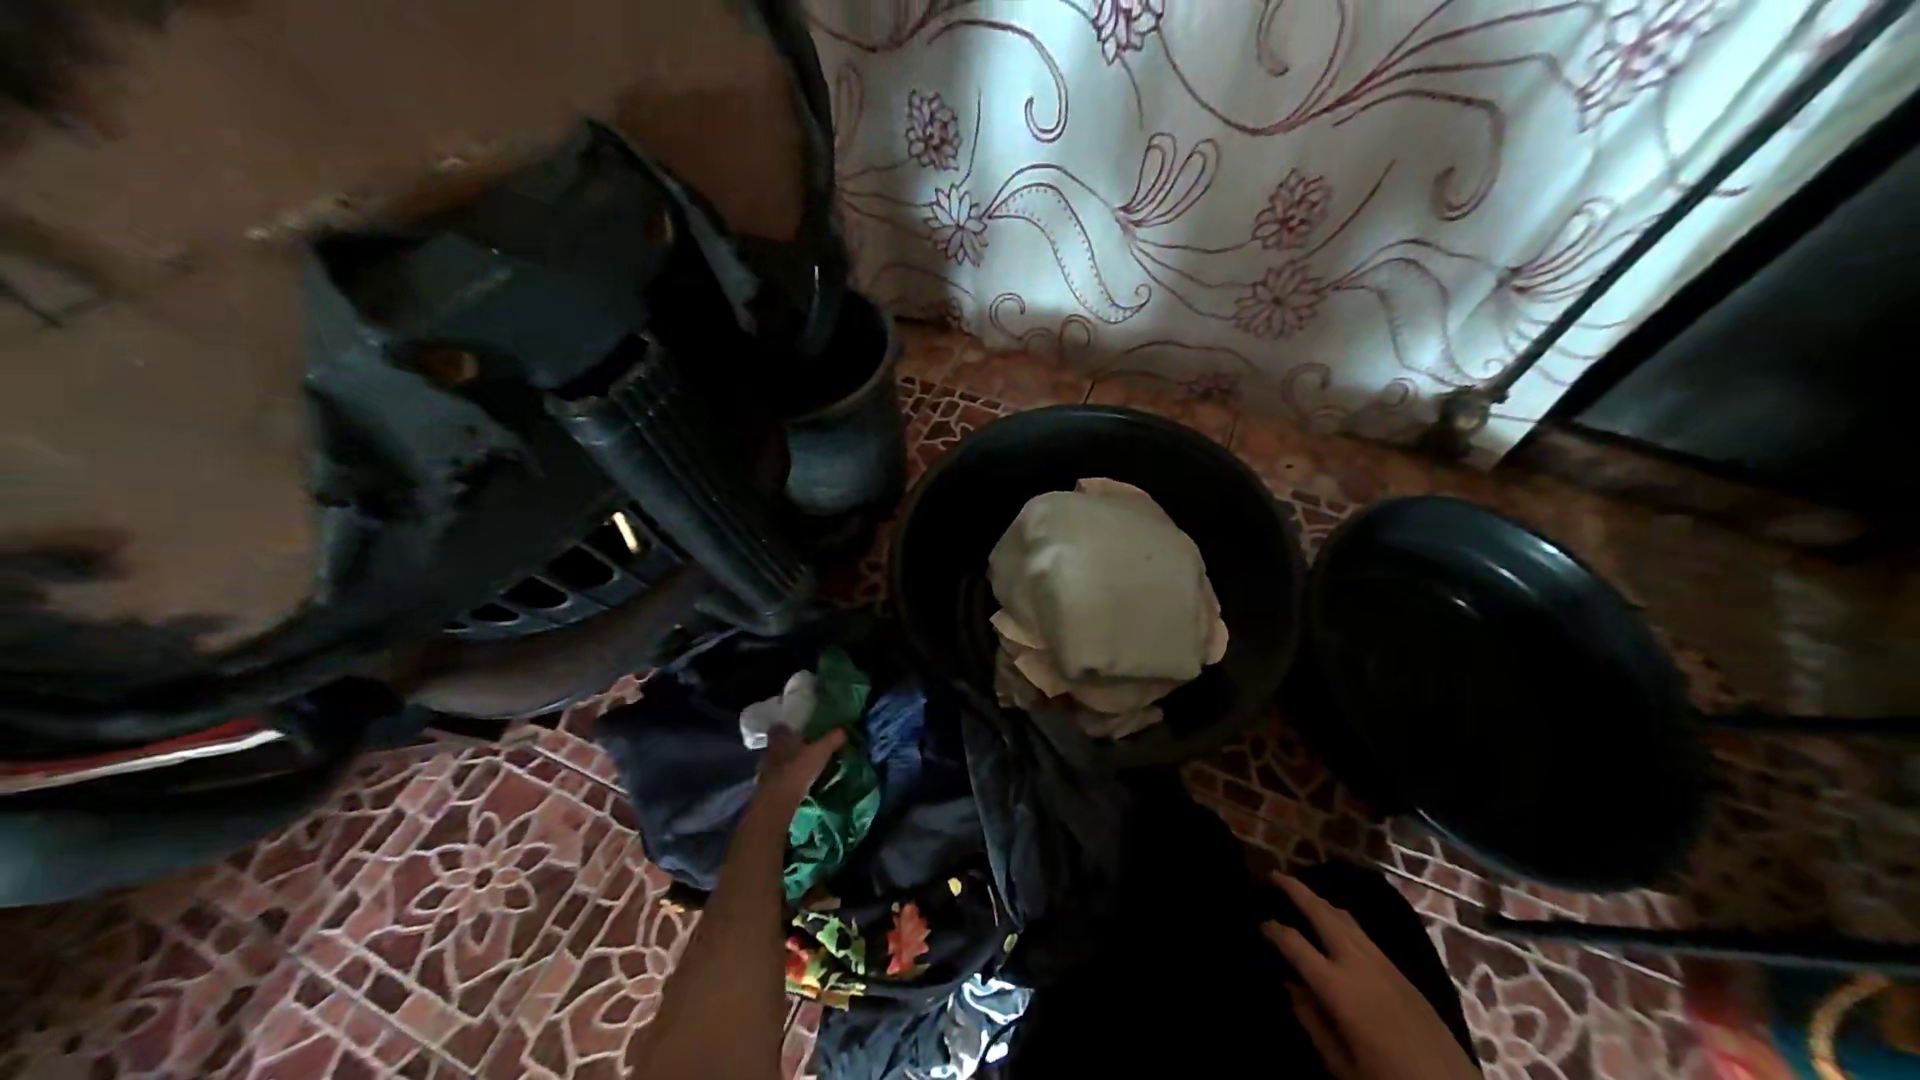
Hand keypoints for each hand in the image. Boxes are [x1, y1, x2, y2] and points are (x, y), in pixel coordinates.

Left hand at [756, 727, 846, 808]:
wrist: (779, 798)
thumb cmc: (799, 767)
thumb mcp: (822, 750)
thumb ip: (834, 738)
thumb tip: (845, 729)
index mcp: (781, 736)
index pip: (782, 726)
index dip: (791, 728)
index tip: (804, 733)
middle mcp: (770, 748)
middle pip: (779, 743)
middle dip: (792, 746)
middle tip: (808, 750)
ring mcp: (766, 767)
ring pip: (778, 760)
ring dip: (789, 763)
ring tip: (805, 768)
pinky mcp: (766, 784)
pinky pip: (778, 776)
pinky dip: (787, 778)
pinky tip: (799, 783)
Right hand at [1263, 873, 1481, 1079]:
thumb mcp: (1341, 1065)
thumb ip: (1312, 1021)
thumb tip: (1292, 986)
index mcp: (1338, 989)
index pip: (1295, 944)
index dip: (1273, 930)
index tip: (1259, 924)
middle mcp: (1359, 965)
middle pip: (1322, 914)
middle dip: (1296, 890)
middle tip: (1273, 874)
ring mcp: (1384, 965)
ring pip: (1346, 918)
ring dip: (1320, 900)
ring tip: (1300, 890)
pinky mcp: (1402, 973)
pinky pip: (1364, 933)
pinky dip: (1342, 918)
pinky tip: (1335, 921)